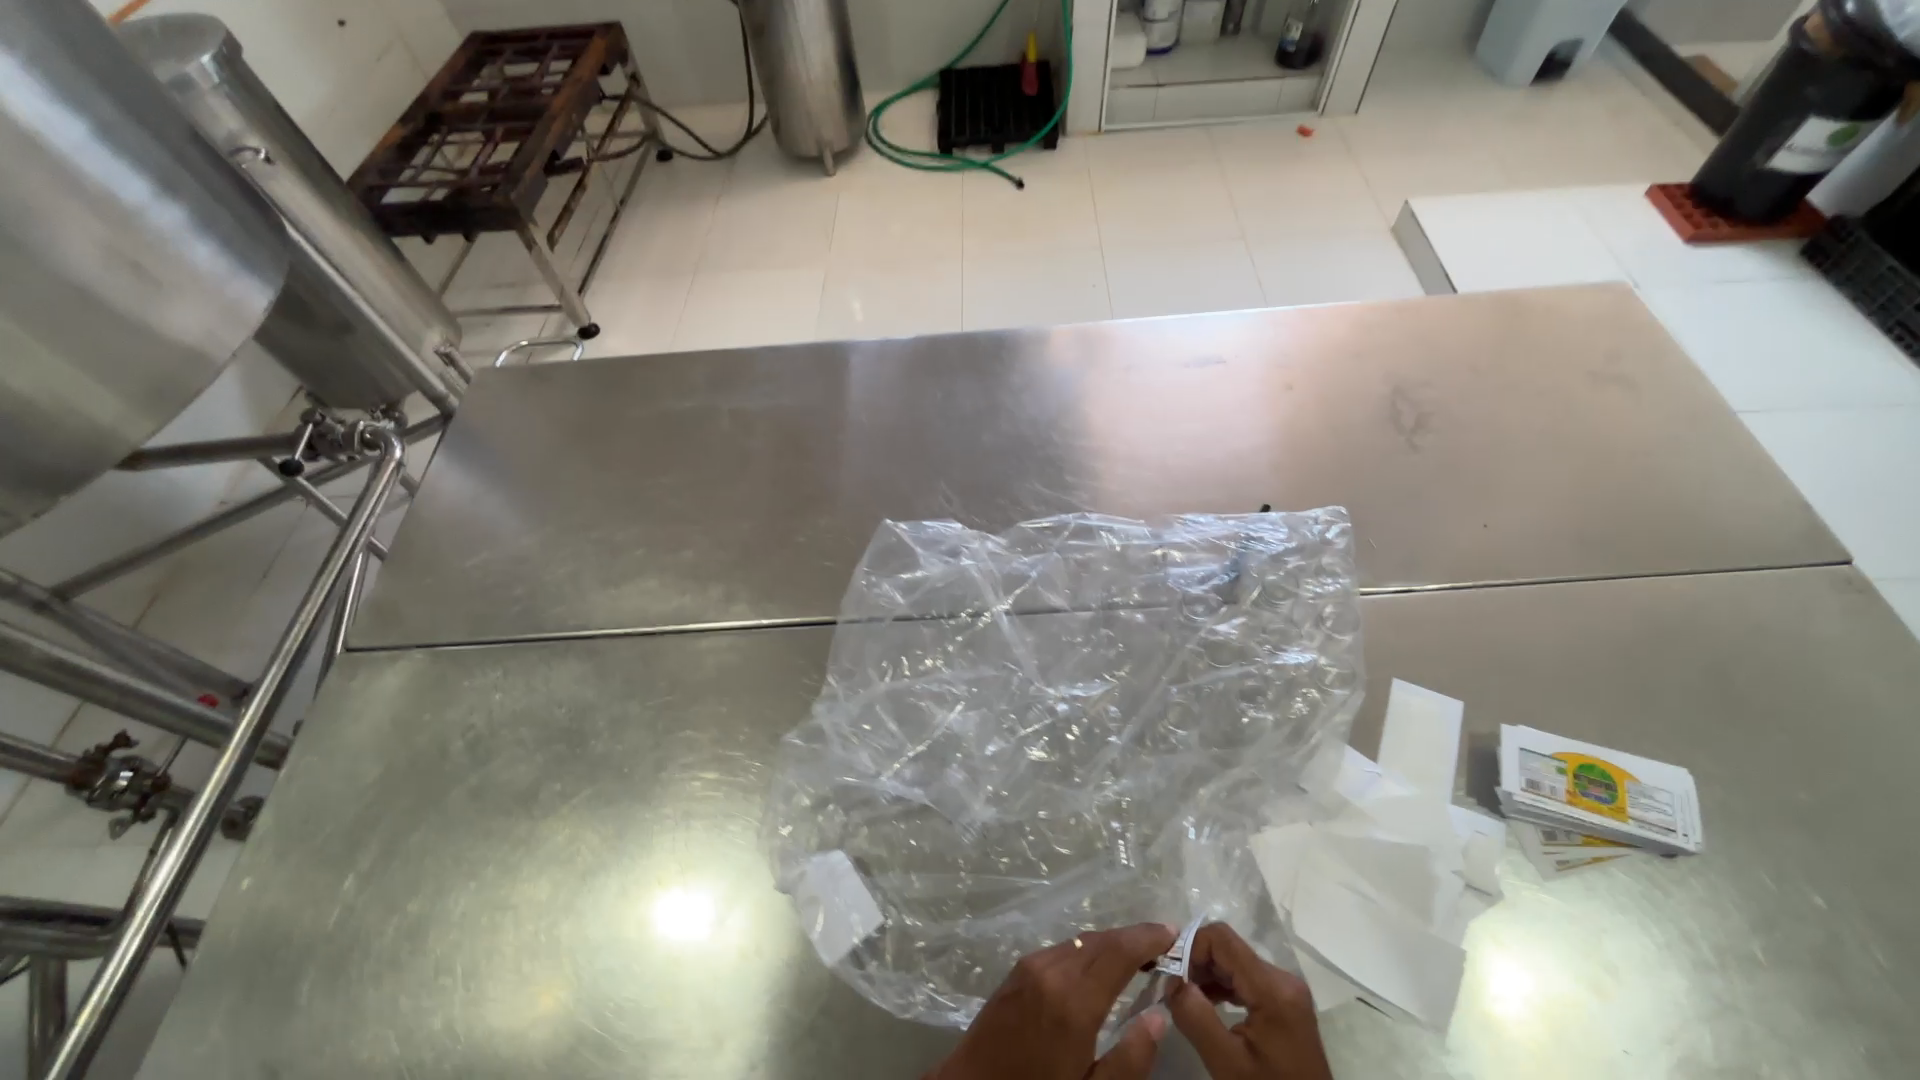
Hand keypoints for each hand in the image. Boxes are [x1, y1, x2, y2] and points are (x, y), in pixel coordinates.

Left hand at [928, 923, 1176, 1079]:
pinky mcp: (1017, 971)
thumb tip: (1159, 1017)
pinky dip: (1088, 950)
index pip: (1120, 952)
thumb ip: (1130, 1059)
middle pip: (1102, 940)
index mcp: (1073, 1001)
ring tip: (1139, 955)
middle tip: (1166, 944)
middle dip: (1135, 937)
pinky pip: (1062, 949)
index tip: (1176, 933)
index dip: (1150, 937)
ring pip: (1081, 941)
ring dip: (1111, 943)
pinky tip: (1100, 966)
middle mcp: (1051, 971)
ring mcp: (1030, 966)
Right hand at [1168, 923, 1333, 1079]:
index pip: (1221, 939)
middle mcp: (1282, 978)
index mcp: (1272, 988)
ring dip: (1205, 974)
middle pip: (1228, 948)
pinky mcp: (1284, 1002)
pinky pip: (1245, 979)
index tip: (1167, 973)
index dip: (1189, 948)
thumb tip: (1171, 980)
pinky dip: (1221, 985)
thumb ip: (1196, 1017)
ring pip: (1234, 962)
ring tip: (1182, 997)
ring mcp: (1285, 989)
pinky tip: (1204, 1004)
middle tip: (1169, 987)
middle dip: (1194, 962)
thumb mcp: (1227, 1062)